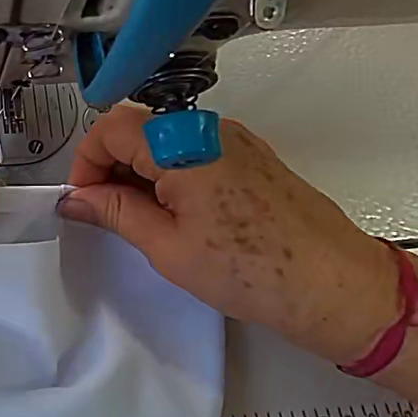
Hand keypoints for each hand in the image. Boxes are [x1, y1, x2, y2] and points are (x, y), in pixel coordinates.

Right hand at [57, 107, 399, 363]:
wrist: (340, 289)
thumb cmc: (254, 271)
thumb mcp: (166, 246)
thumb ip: (114, 213)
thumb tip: (77, 200)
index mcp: (184, 147)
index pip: (110, 129)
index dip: (87, 161)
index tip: (86, 198)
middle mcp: (210, 130)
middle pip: (134, 127)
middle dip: (109, 164)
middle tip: (106, 210)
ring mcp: (233, 139)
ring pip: (161, 137)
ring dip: (137, 169)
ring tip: (141, 217)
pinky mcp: (249, 154)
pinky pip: (190, 147)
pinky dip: (167, 171)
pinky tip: (174, 211)